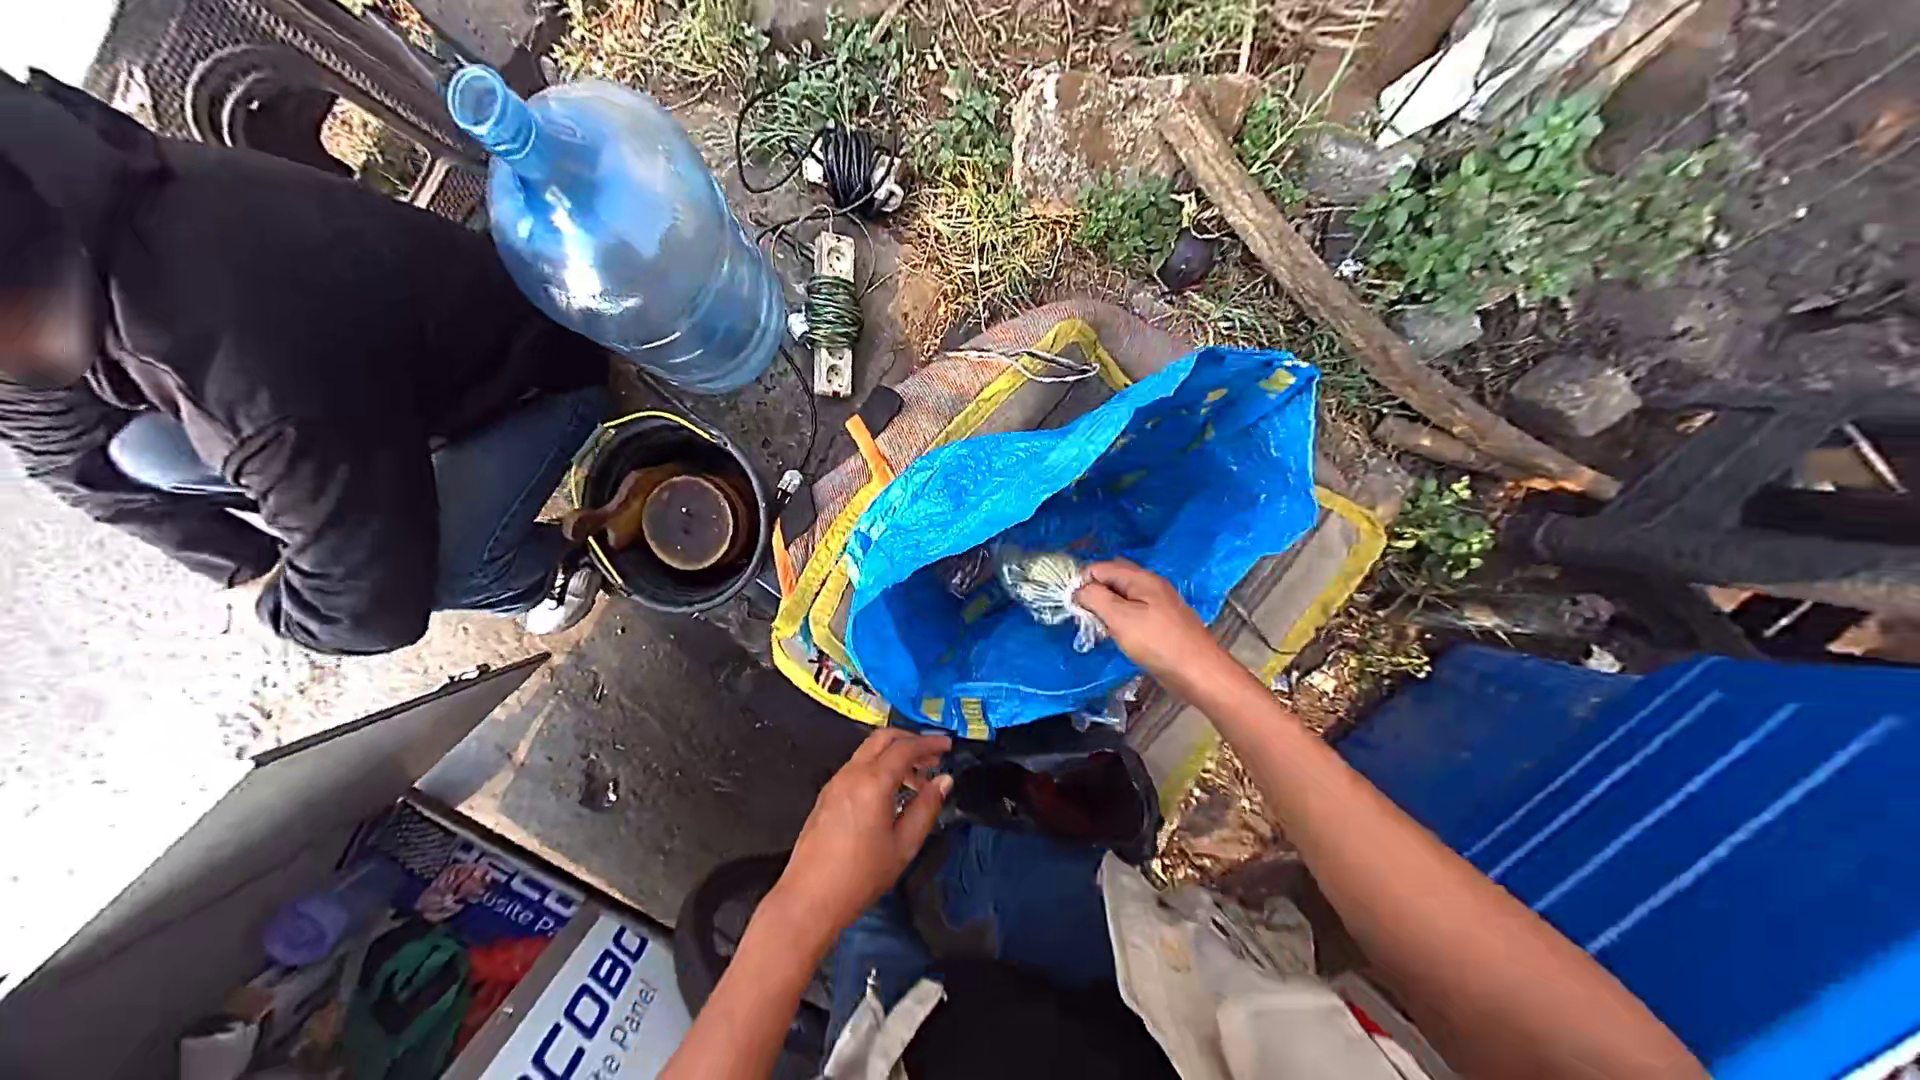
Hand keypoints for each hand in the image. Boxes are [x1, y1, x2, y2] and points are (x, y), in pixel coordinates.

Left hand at [763, 729, 952, 945]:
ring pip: (868, 751)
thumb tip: (944, 781)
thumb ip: (926, 808)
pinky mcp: (826, 794)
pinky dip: (878, 767)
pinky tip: (889, 792)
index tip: (948, 745)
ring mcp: (835, 782)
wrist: (809, 899)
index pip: (906, 748)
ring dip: (894, 755)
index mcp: (873, 782)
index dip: (930, 743)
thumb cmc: (861, 875)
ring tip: (915, 780)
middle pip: (883, 738)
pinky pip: (857, 766)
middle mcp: (852, 773)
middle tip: (932, 757)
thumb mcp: (904, 845)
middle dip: (911, 740)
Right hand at [1075, 559, 1227, 688]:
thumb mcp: (1120, 618)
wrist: (1199, 672)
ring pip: (1123, 596)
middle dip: (1094, 592)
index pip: (1100, 567)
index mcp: (1141, 579)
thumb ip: (1096, 598)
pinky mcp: (1163, 621)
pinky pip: (1134, 611)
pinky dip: (1120, 618)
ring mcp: (1159, 603)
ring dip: (1107, 607)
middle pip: (1113, 578)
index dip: (1083, 582)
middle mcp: (1151, 585)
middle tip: (1084, 615)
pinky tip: (1118, 635)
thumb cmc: (1157, 643)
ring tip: (1098, 627)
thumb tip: (1079, 589)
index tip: (1074, 606)